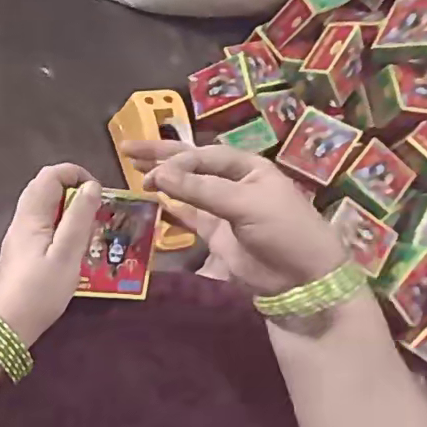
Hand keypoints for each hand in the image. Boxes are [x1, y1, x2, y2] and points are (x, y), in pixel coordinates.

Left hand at [0, 164, 103, 344]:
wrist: (5, 325)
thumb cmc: (39, 291)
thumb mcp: (67, 254)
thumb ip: (79, 218)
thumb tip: (92, 186)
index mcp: (31, 215)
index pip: (50, 175)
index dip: (75, 174)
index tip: (98, 193)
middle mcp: (22, 221)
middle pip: (45, 189)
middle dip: (73, 191)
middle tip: (96, 212)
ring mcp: (19, 238)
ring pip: (43, 209)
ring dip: (68, 211)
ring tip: (89, 231)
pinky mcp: (21, 254)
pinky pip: (42, 228)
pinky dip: (60, 228)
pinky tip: (72, 250)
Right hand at [123, 141, 345, 296]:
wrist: (300, 277)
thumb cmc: (283, 230)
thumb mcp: (245, 204)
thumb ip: (200, 190)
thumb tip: (159, 175)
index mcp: (246, 166)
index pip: (203, 155)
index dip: (175, 159)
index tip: (151, 170)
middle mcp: (232, 182)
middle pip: (190, 164)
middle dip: (160, 156)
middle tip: (127, 148)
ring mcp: (221, 207)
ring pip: (185, 188)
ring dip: (162, 181)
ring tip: (134, 173)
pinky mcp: (214, 232)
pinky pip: (186, 215)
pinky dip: (169, 208)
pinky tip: (151, 201)